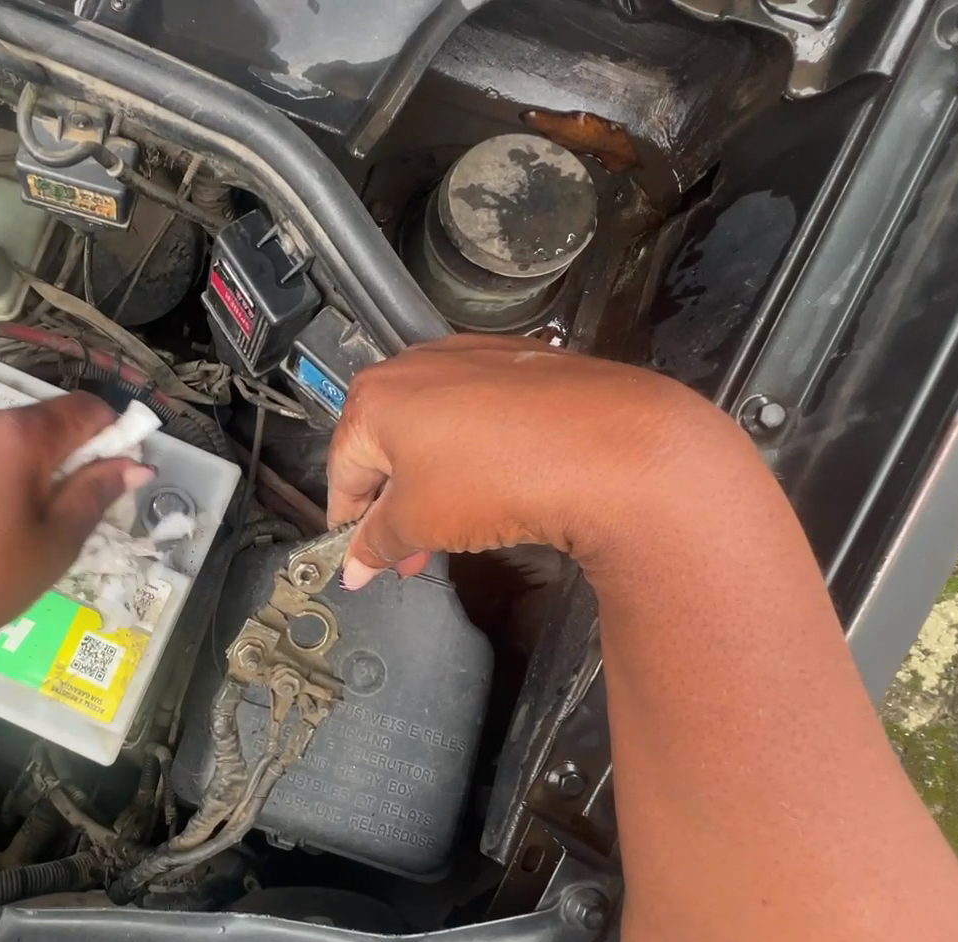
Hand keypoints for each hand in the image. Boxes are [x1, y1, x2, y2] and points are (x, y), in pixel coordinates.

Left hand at [0, 391, 153, 680]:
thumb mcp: (58, 541)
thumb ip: (97, 492)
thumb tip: (135, 464)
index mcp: (20, 435)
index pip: (84, 408)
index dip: (111, 431)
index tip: (115, 468)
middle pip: (40, 421)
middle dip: (65, 451)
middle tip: (67, 504)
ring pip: (1, 438)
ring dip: (25, 462)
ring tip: (19, 518)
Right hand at [329, 334, 752, 587]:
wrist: (616, 449)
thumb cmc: (497, 478)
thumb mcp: (418, 524)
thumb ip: (374, 545)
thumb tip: (355, 568)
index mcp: (374, 397)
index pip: (342, 472)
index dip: (350, 523)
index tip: (362, 557)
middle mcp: (415, 365)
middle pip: (384, 447)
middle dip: (393, 507)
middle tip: (410, 553)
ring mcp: (470, 358)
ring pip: (429, 431)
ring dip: (430, 484)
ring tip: (455, 529)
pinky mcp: (520, 363)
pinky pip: (475, 414)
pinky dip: (472, 454)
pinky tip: (495, 488)